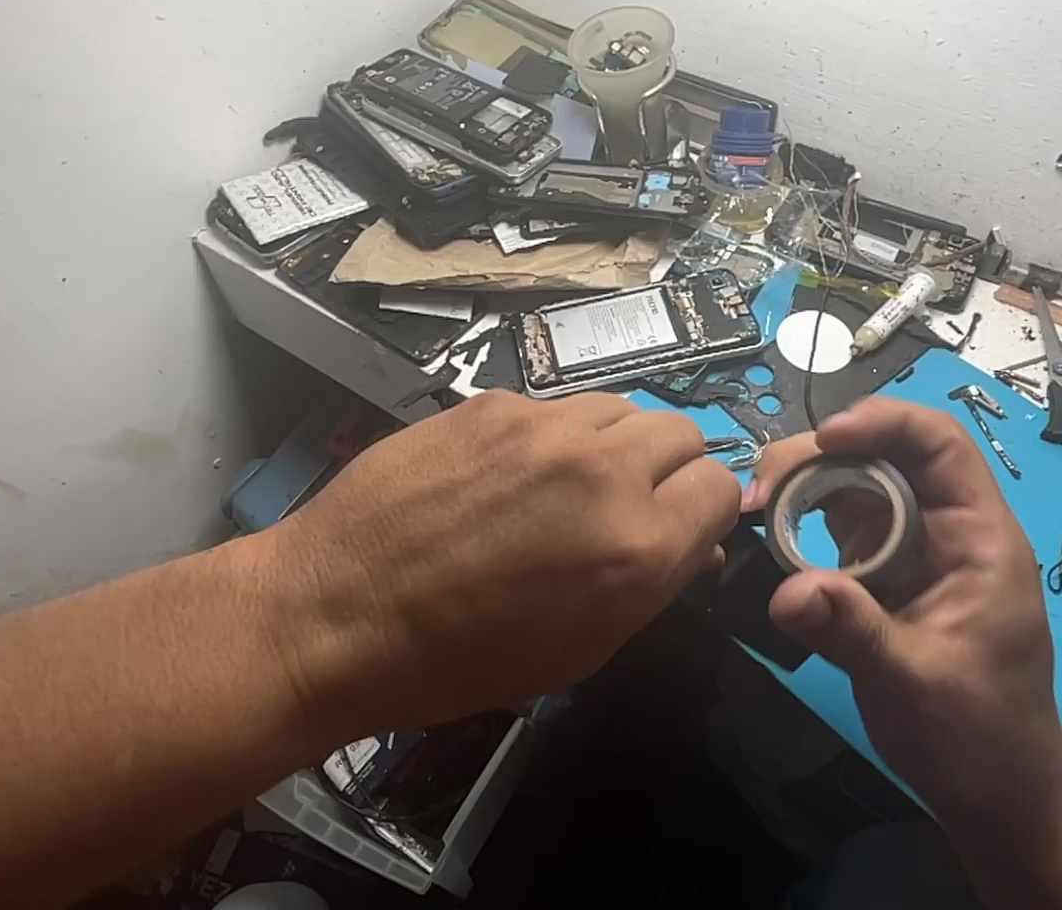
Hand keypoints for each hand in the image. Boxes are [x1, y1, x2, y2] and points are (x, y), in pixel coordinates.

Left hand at [263, 389, 740, 741]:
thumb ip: (655, 581)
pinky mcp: (494, 402)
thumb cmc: (462, 659)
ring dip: (614, 444)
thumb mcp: (583, 647)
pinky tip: (505, 471)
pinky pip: (555, 407)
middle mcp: (604, 470)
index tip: (680, 524)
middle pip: (682, 432)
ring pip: (622, 408)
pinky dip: (553, 436)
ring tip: (566, 482)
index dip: (705, 509)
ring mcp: (545, 425)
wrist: (339, 612)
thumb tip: (696, 537)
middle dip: (669, 469)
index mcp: (638, 546)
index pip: (722, 488)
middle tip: (626, 502)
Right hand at [743, 398, 1061, 828]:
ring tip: (756, 503)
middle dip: (819, 456)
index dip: (885, 423)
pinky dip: (796, 515)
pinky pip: (832, 521)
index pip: (939, 445)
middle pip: (881, 456)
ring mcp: (905, 545)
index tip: (825, 438)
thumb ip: (854, 631)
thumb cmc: (979, 736)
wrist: (990, 791)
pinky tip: (767, 526)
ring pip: (850, 483)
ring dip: (800, 481)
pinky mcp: (875, 568)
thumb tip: (786, 592)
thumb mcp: (917, 682)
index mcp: (977, 536)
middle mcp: (940, 526)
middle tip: (763, 486)